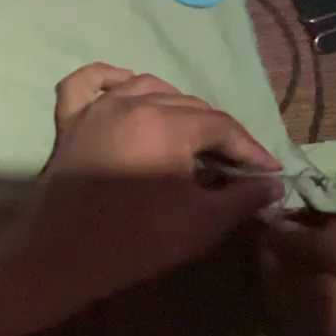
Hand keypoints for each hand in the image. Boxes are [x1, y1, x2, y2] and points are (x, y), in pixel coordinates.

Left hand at [0, 63, 282, 309]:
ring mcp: (94, 109)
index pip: (221, 126)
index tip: (268, 172)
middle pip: (187, 106)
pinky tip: (126, 86)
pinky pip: (85, 84)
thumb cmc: (137, 241)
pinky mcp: (68, 122)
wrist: (64, 257)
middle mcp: (130, 103)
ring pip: (146, 88)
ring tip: (189, 136)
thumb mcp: (202, 223)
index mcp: (166, 123)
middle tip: (231, 164)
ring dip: (173, 106)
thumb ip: (242, 197)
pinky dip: (108, 79)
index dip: (250, 150)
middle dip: (216, 133)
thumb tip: (271, 183)